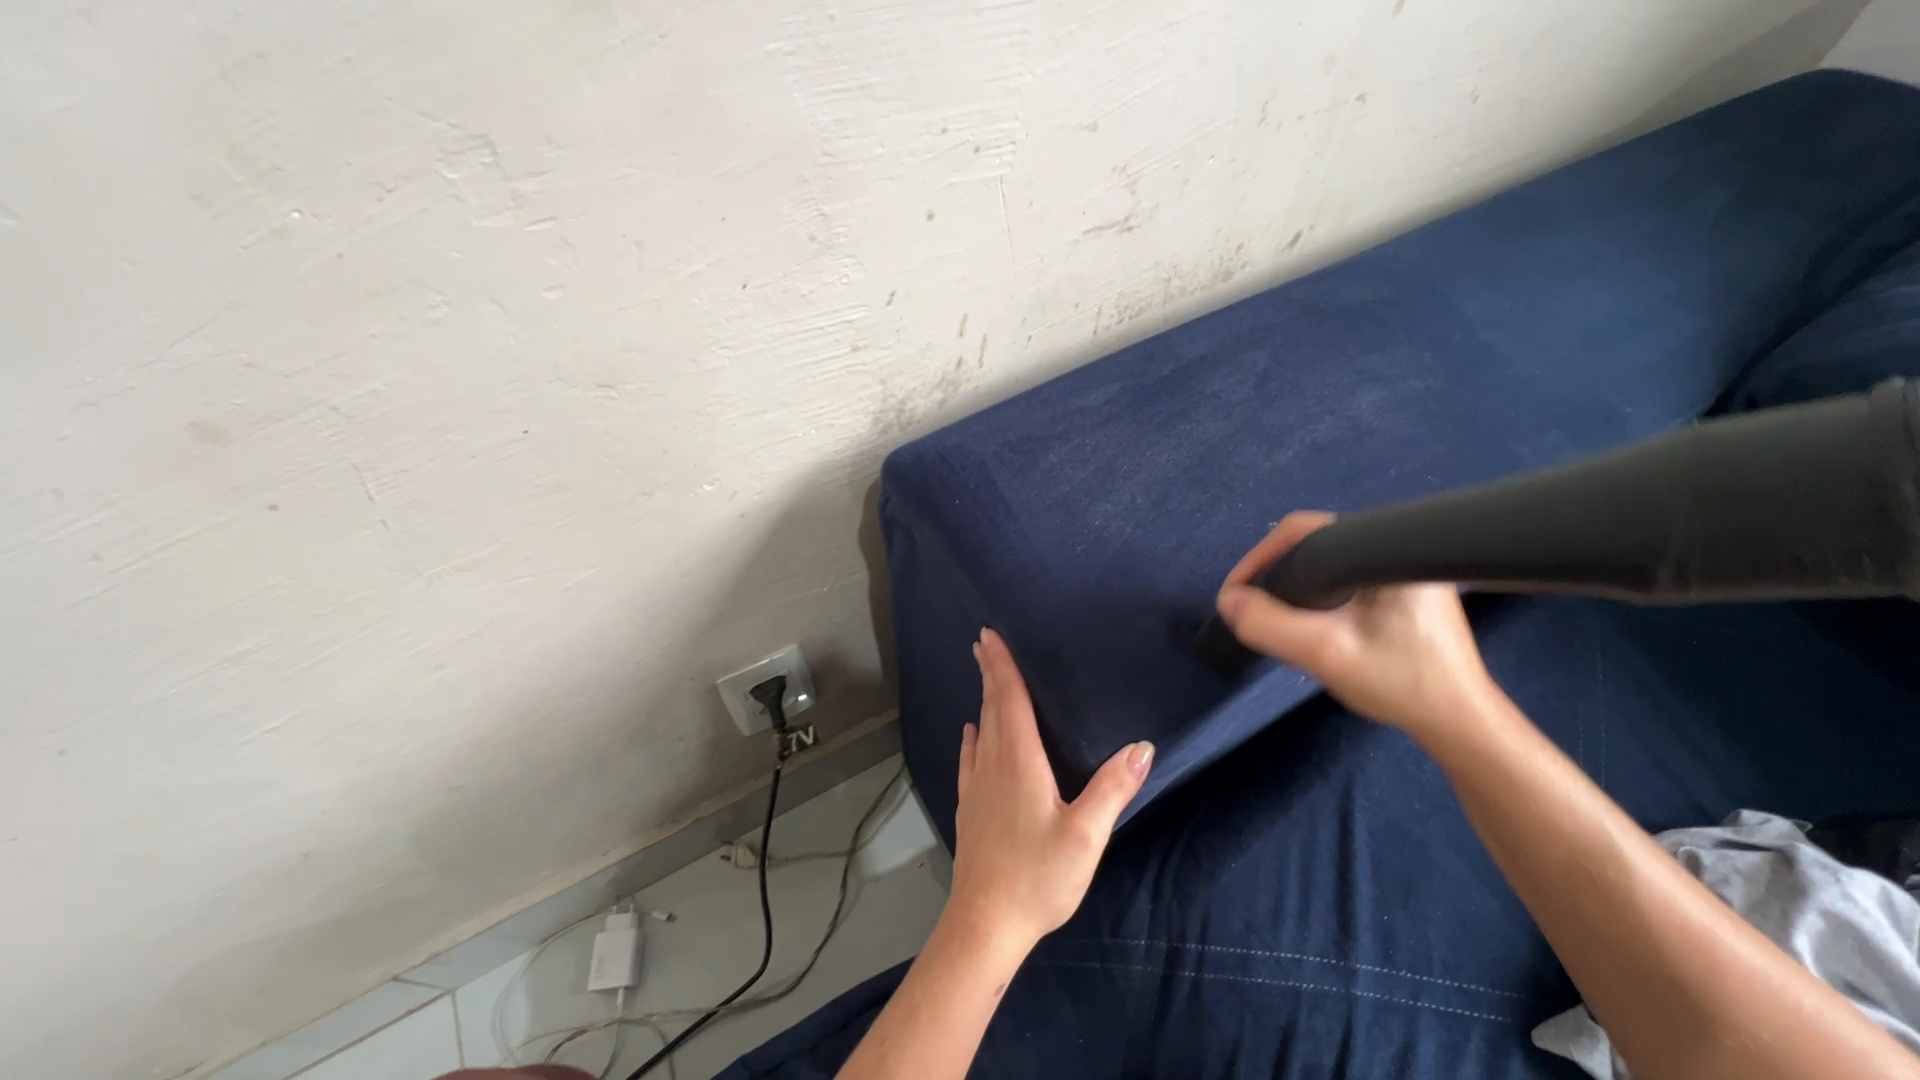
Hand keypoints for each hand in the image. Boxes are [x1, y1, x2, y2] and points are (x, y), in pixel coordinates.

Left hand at [946, 628, 1152, 951]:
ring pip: (981, 731)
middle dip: (989, 673)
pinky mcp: (971, 810)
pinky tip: (972, 735)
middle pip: (992, 709)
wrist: (985, 923)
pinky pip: (971, 760)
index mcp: (1020, 764)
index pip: (1009, 702)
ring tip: (984, 678)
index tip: (989, 635)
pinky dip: (973, 739)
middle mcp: (994, 767)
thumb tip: (1142, 746)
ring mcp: (977, 788)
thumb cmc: (1038, 878)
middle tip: (983, 643)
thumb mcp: (1086, 836)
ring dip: (982, 700)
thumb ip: (1112, 789)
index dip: (1001, 667)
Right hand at [1214, 511, 1497, 736]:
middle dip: (1277, 580)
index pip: (1305, 532)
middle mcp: (1398, 553)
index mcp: (1386, 552)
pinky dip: (1321, 605)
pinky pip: (1347, 588)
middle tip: (1256, 612)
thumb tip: (1228, 602)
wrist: (1458, 726)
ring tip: (1279, 625)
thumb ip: (1269, 625)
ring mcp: (1406, 577)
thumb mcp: (1324, 654)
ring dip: (1298, 595)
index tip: (1239, 594)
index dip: (1261, 558)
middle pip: (1315, 550)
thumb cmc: (1400, 683)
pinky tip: (1316, 633)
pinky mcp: (1408, 600)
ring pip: (1329, 572)